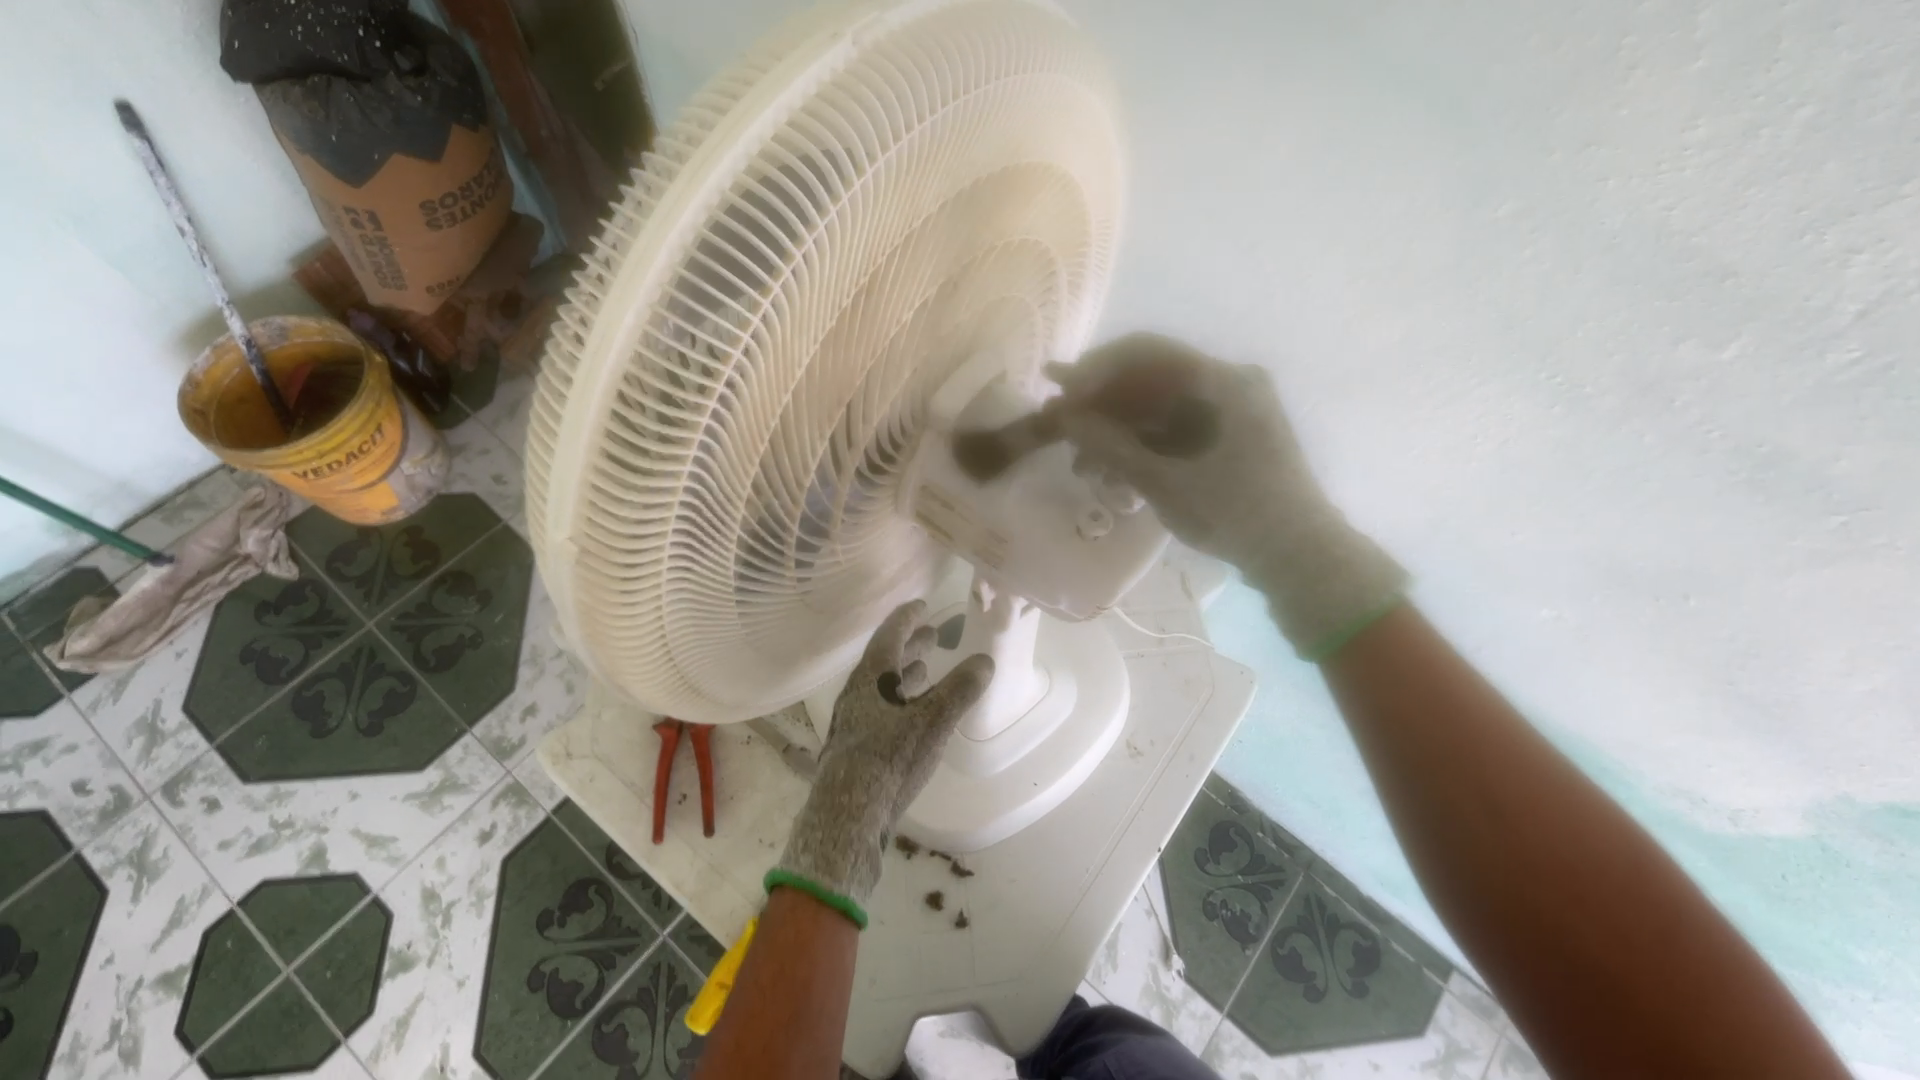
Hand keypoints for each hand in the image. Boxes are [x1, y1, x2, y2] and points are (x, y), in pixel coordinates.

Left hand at [767, 601, 993, 926]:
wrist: (848, 816)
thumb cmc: (889, 760)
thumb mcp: (932, 723)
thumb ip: (959, 690)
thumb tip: (984, 661)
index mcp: (870, 680)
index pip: (888, 637)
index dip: (907, 618)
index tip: (922, 605)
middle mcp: (857, 696)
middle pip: (884, 661)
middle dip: (909, 645)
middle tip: (933, 634)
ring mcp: (855, 723)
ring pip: (882, 688)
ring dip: (906, 675)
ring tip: (927, 669)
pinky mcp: (858, 748)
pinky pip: (882, 711)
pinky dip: (902, 702)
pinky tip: (916, 717)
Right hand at [1050, 332, 1406, 659]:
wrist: (1299, 556)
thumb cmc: (1235, 515)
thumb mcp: (1165, 482)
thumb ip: (1111, 446)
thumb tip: (1064, 418)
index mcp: (1222, 380)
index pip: (1145, 353)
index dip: (1095, 370)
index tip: (1059, 394)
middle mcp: (1230, 382)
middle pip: (1150, 378)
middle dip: (1101, 404)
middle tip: (1060, 428)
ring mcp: (1232, 409)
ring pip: (1159, 405)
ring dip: (1118, 429)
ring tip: (1082, 465)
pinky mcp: (1231, 435)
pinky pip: (1176, 426)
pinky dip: (1143, 444)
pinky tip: (1113, 472)